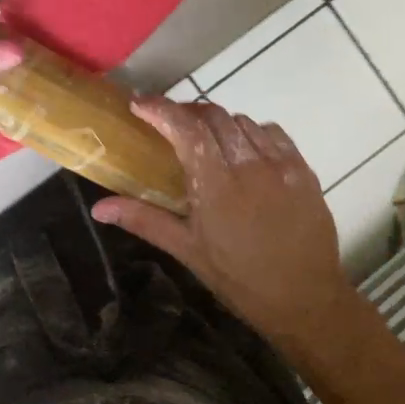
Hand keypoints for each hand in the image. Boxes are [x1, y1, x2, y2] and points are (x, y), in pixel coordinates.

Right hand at [92, 97, 351, 349]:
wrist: (305, 299)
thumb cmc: (240, 279)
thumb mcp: (187, 250)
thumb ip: (143, 220)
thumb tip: (98, 208)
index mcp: (216, 185)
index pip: (186, 128)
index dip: (161, 109)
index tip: (140, 104)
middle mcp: (249, 166)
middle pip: (213, 116)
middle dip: (187, 113)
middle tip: (170, 125)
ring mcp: (280, 165)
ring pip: (242, 121)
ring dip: (218, 123)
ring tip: (206, 141)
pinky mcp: (303, 170)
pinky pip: (273, 133)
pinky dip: (251, 133)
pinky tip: (244, 152)